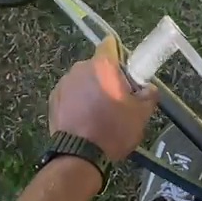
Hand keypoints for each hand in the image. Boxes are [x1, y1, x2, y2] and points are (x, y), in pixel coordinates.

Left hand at [47, 36, 157, 160]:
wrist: (78, 155)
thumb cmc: (113, 129)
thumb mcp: (141, 114)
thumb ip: (148, 94)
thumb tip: (148, 88)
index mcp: (102, 65)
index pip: (110, 45)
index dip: (120, 55)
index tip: (126, 72)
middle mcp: (80, 68)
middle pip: (97, 66)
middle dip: (106, 78)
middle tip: (116, 100)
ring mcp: (63, 83)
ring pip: (82, 80)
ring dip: (90, 90)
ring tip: (98, 114)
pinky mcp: (53, 99)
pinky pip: (70, 94)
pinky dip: (76, 102)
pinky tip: (83, 120)